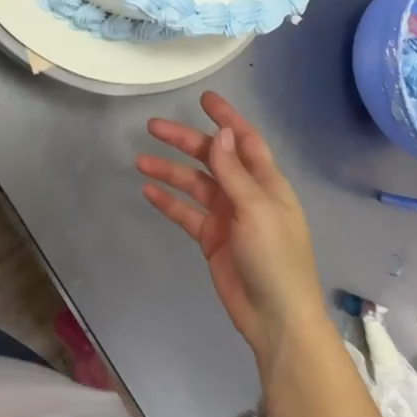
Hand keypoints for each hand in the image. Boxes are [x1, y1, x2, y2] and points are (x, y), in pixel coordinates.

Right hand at [137, 91, 326, 357]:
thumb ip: (234, 171)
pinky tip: (148, 190)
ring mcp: (227, 217)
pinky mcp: (212, 239)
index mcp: (266, 183)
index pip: (244, 141)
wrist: (276, 318)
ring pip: (194, 184)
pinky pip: (186, 212)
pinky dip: (168, 201)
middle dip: (185, 141)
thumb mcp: (256, 210)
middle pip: (212, 158)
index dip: (226, 118)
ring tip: (140, 160)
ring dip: (170, 170)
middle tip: (153, 126)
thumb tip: (221, 132)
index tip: (204, 98)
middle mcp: (246, 194)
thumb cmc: (275, 258)